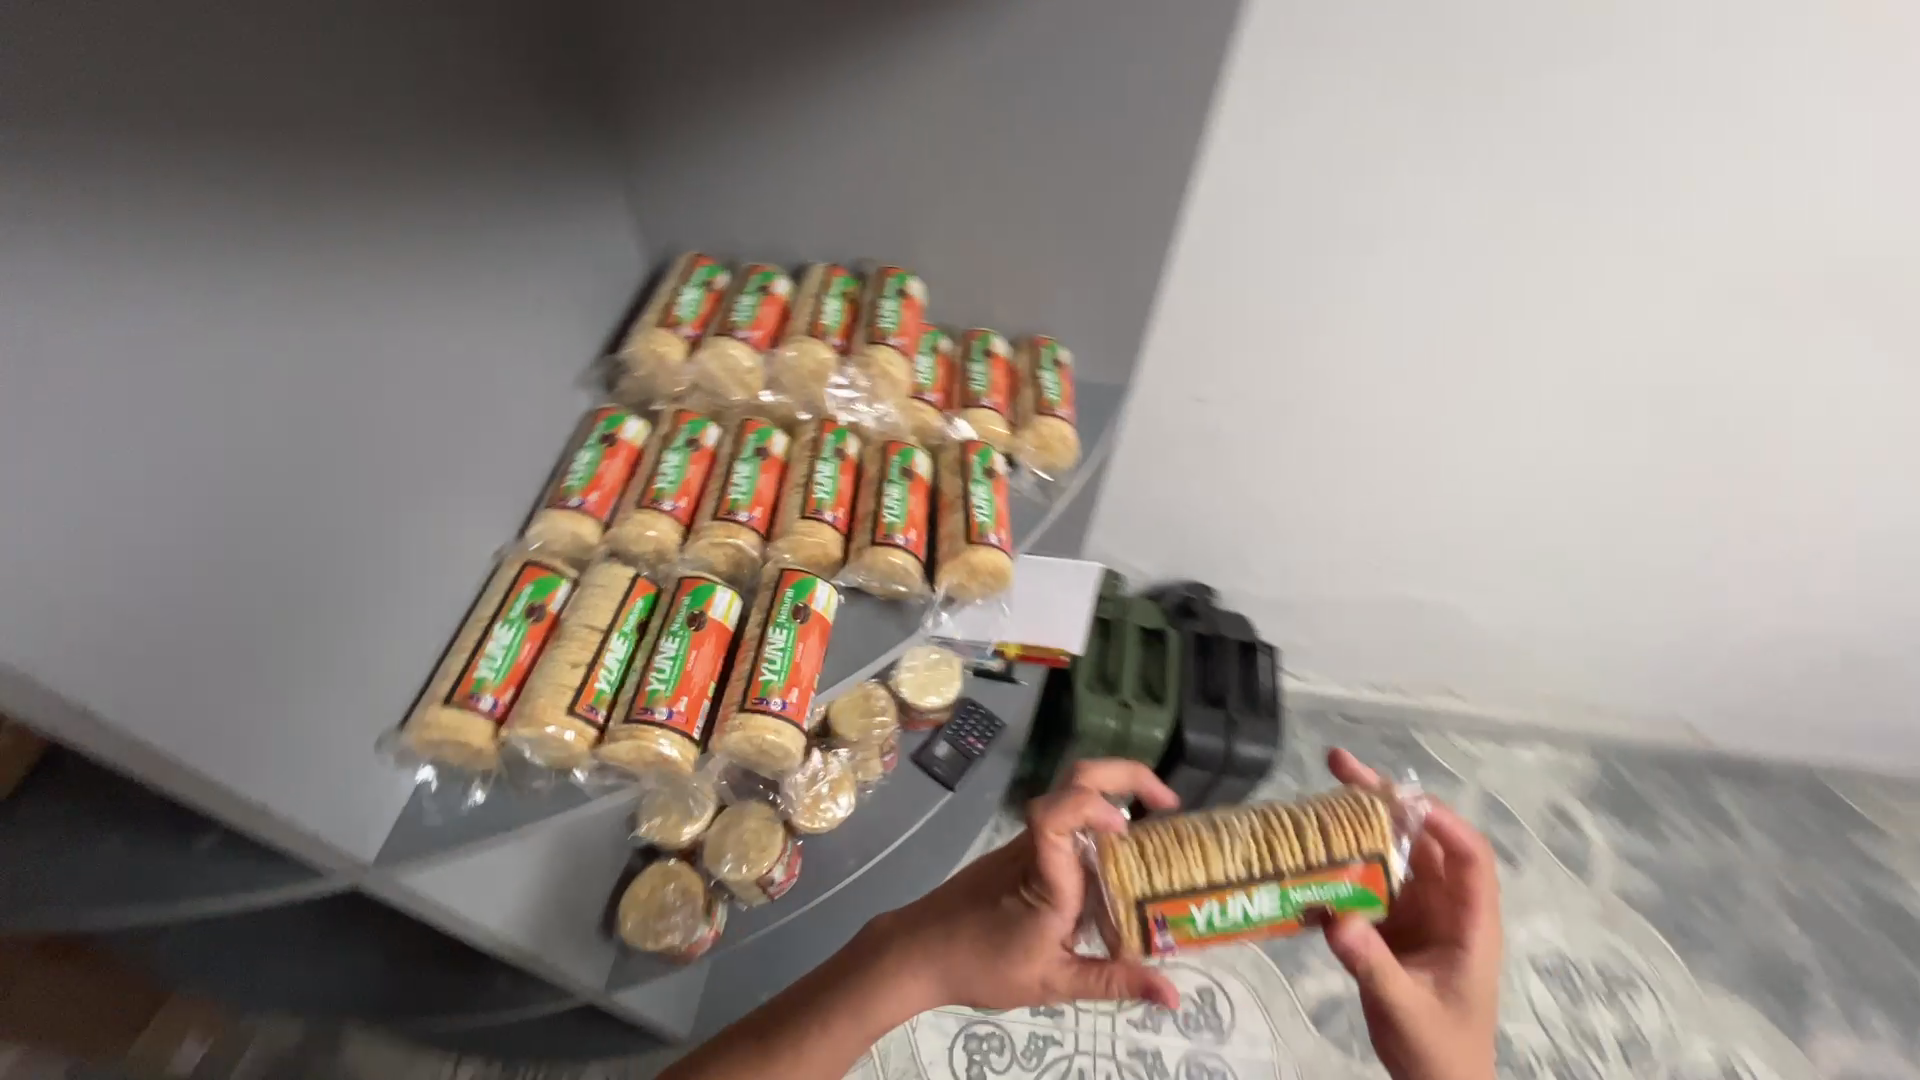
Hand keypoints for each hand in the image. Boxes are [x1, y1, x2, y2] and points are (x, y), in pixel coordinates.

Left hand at [863, 759, 1182, 1011]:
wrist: (922, 949)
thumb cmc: (982, 964)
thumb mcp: (1054, 982)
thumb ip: (1114, 982)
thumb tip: (1175, 997)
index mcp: (1045, 873)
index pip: (1055, 813)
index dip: (1093, 805)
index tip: (1127, 828)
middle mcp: (1038, 843)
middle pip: (1076, 778)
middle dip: (1127, 774)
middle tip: (1168, 803)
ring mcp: (1030, 840)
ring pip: (1071, 792)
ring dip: (1116, 793)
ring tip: (1155, 826)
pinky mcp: (1025, 848)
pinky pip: (1066, 817)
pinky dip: (1099, 818)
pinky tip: (1120, 857)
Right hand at [1320, 748, 1501, 1079]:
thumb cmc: (1440, 1052)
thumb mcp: (1406, 1010)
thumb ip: (1372, 965)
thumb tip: (1334, 916)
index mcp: (1470, 923)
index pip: (1469, 857)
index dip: (1440, 820)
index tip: (1394, 795)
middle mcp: (1445, 906)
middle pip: (1423, 839)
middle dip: (1385, 800)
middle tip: (1337, 765)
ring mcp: (1416, 911)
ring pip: (1392, 851)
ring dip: (1359, 819)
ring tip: (1320, 789)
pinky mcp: (1387, 921)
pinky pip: (1366, 876)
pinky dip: (1342, 856)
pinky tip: (1311, 843)